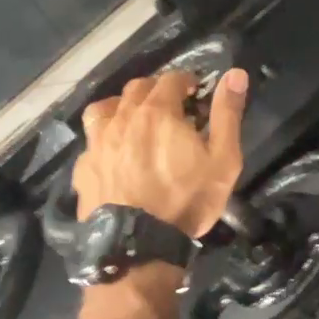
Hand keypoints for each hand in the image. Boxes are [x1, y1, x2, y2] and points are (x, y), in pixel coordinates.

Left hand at [74, 68, 249, 238]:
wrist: (137, 245)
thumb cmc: (186, 199)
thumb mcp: (222, 160)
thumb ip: (227, 114)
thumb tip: (235, 73)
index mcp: (158, 112)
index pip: (171, 79)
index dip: (186, 81)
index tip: (195, 91)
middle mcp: (123, 118)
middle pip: (137, 88)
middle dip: (156, 90)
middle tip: (171, 107)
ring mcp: (98, 142)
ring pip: (105, 108)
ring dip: (122, 107)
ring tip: (134, 121)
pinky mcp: (83, 167)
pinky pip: (90, 141)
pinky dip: (103, 139)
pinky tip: (112, 154)